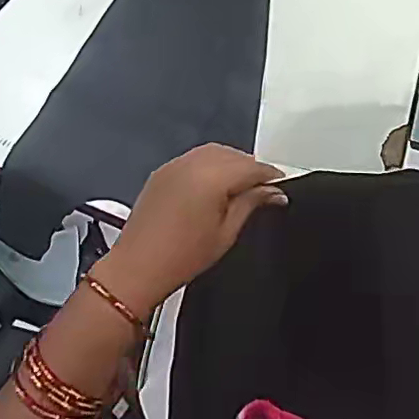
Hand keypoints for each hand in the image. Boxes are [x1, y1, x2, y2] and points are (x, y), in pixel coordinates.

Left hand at [90, 144, 285, 314]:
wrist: (138, 266)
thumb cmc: (183, 255)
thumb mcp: (227, 232)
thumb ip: (251, 204)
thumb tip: (273, 192)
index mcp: (211, 177)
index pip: (251, 167)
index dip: (270, 175)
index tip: (281, 186)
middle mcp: (192, 163)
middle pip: (232, 155)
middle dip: (251, 167)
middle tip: (265, 188)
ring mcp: (175, 165)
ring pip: (213, 152)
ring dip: (231, 162)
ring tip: (242, 186)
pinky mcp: (162, 171)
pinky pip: (194, 158)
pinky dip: (210, 164)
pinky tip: (216, 183)